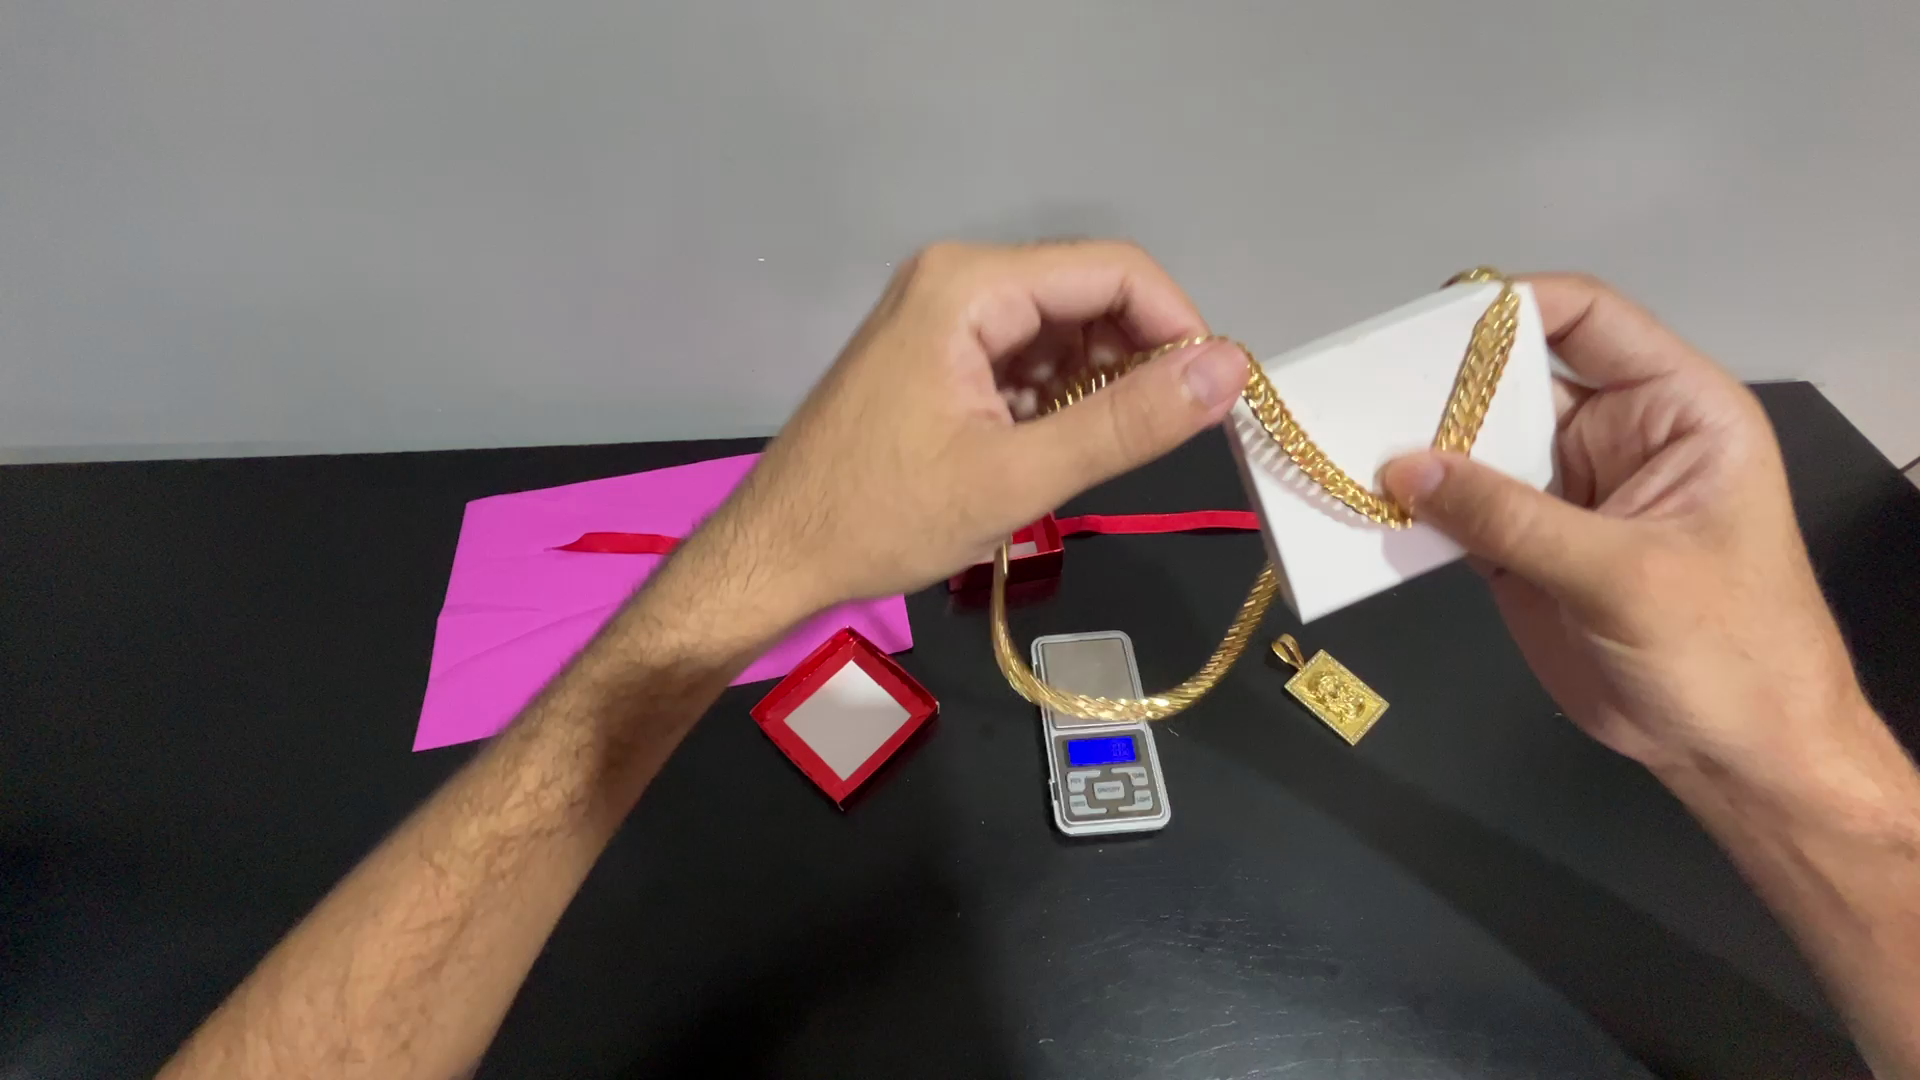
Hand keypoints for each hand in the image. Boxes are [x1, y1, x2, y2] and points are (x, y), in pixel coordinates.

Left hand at [697, 241, 1248, 617]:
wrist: (780, 551)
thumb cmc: (885, 518)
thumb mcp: (1016, 477)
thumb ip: (1126, 422)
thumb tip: (1229, 368)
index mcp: (969, 285)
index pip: (1113, 271)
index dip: (1176, 326)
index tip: (1208, 398)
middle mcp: (954, 280)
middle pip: (1083, 297)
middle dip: (1132, 360)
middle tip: (1150, 438)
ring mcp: (938, 317)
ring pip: (1054, 333)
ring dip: (1092, 386)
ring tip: (1091, 453)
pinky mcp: (932, 356)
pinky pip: (1018, 361)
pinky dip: (1050, 399)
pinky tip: (1046, 449)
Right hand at [1382, 274, 1867, 781]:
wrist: (1724, 750)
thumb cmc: (1723, 650)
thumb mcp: (1623, 574)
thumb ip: (1509, 518)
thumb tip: (1399, 470)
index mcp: (1668, 413)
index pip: (1587, 323)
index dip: (1511, 309)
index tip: (1427, 327)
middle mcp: (1603, 439)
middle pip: (1507, 385)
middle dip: (1436, 387)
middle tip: (1358, 397)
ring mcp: (1550, 493)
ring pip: (1467, 449)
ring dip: (1411, 452)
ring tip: (1344, 451)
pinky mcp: (1510, 544)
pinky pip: (1448, 509)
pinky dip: (1407, 509)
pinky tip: (1364, 508)